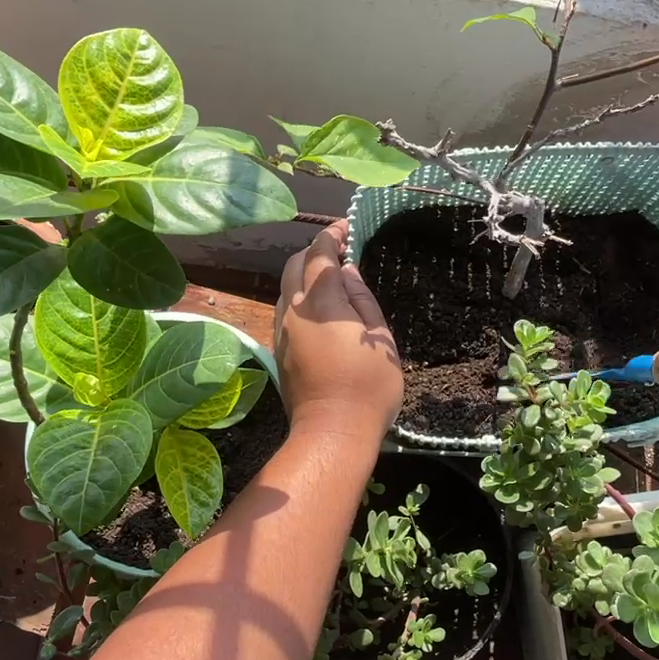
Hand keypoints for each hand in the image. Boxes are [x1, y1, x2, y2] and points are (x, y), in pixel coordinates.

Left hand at [274, 220, 402, 439]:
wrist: (332, 431)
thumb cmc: (368, 386)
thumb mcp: (380, 339)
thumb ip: (363, 299)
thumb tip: (348, 272)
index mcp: (322, 302)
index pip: (320, 253)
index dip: (332, 235)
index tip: (347, 228)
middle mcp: (294, 310)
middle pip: (294, 265)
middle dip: (314, 252)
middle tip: (340, 253)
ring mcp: (281, 331)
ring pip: (285, 288)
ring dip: (304, 276)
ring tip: (331, 282)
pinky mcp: (278, 351)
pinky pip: (284, 311)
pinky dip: (299, 298)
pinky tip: (320, 312)